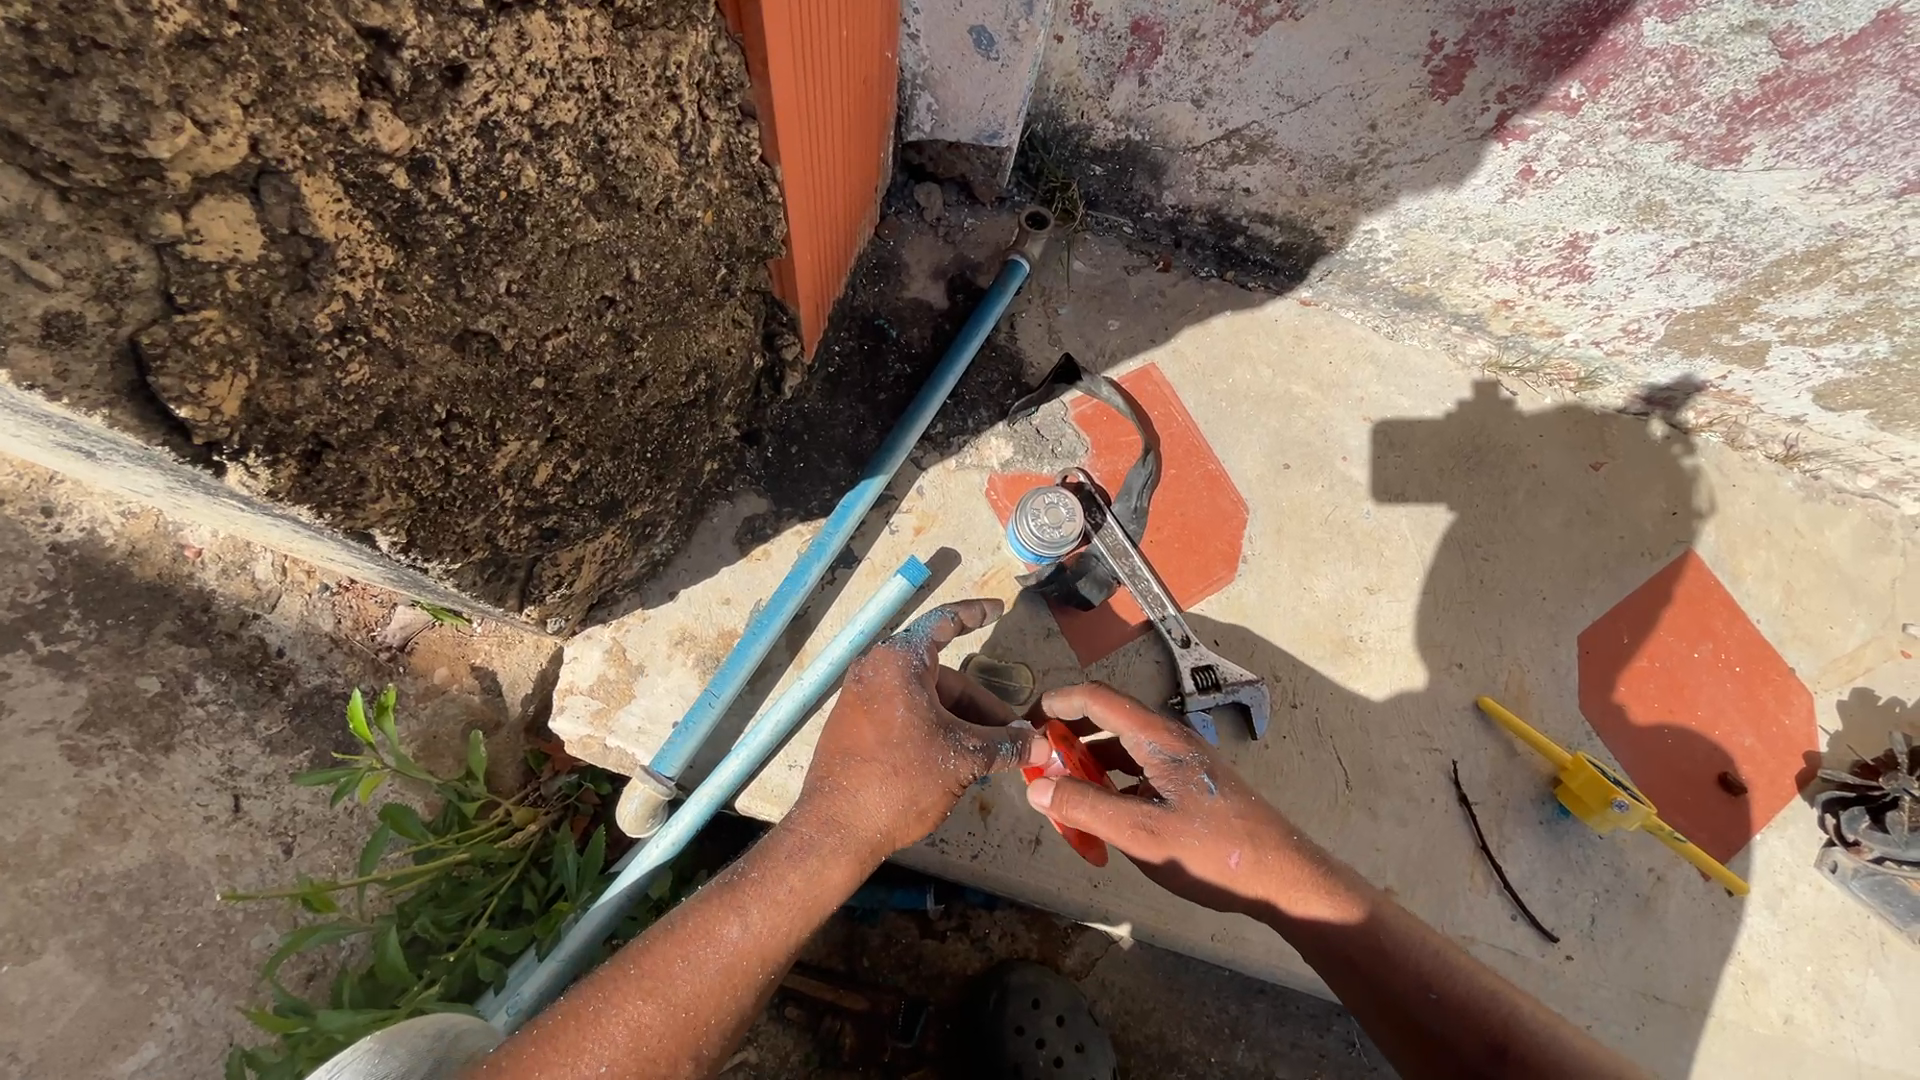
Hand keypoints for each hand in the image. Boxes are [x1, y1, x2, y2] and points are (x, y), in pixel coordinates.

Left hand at [794, 599, 1048, 858]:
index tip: (998, 608)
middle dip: (982, 705)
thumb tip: (1040, 742)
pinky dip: (936, 728)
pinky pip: (907, 714)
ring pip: (927, 698)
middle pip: (944, 675)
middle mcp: (876, 669)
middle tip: (1014, 734)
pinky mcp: (856, 725)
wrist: (835, 829)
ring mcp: (862, 697)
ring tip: (991, 756)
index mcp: (899, 660)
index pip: (944, 622)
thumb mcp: (963, 758)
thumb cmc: (901, 779)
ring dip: (962, 721)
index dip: (975, 613)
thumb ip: (1005, 744)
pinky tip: (958, 760)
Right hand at [1024, 682, 1299, 917]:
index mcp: (1157, 738)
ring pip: (1123, 746)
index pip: (1097, 698)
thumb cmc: (1213, 853)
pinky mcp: (1190, 784)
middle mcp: (1169, 739)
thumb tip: (1036, 787)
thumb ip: (1086, 808)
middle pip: (1108, 719)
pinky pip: (1139, 769)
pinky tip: (1103, 812)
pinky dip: (1111, 780)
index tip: (1028, 720)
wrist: (1286, 880)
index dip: (1059, 702)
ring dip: (1089, 761)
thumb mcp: (1141, 834)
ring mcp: (1182, 761)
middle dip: (1069, 735)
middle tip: (1039, 760)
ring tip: (1063, 789)